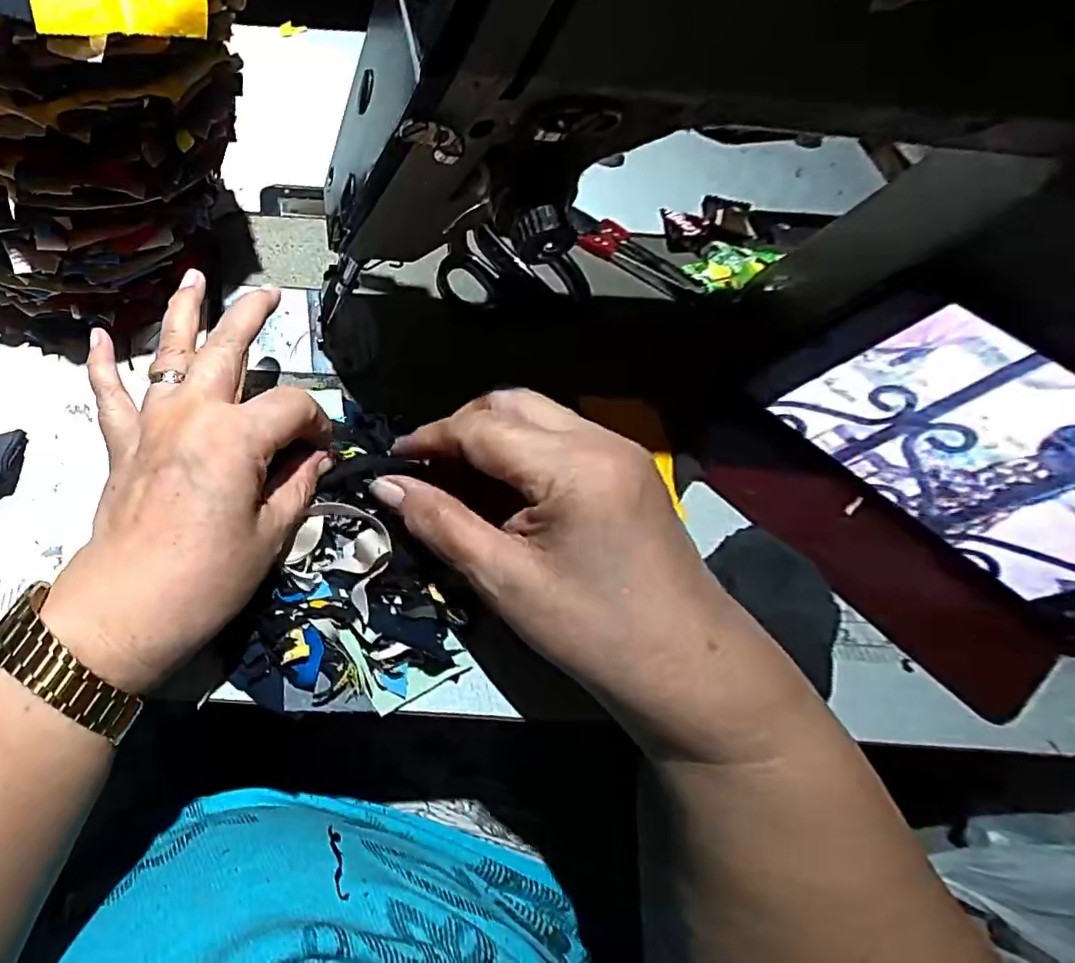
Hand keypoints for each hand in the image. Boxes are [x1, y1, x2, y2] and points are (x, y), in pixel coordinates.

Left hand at [38, 270, 332, 694]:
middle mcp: (193, 413)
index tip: (322, 450)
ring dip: (183, 313)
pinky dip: (102, 365)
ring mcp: (153, 423)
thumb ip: (296, 486)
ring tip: (193, 279)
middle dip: (252, 315)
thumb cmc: (205, 578)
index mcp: (236, 436)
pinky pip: (109, 395)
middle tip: (269, 295)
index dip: (317, 424)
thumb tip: (316, 458)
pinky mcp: (123, 444)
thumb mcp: (270, 536)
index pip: (292, 407)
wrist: (125, 608)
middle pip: (228, 348)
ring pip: (167, 353)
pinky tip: (97, 337)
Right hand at [372, 389, 823, 764]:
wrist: (689, 671)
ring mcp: (620, 451)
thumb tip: (385, 485)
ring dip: (488, 434)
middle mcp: (601, 441)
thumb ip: (440, 523)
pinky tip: (499, 486)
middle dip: (458, 427)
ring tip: (453, 476)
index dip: (429, 438)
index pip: (482, 427)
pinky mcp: (626, 469)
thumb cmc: (593, 631)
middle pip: (510, 403)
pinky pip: (558, 436)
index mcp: (574, 466)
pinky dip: (518, 448)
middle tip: (423, 467)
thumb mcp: (504, 580)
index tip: (391, 462)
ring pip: (536, 415)